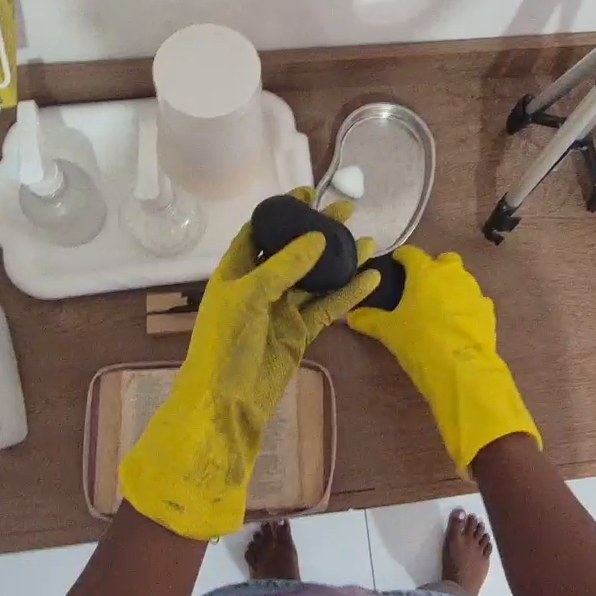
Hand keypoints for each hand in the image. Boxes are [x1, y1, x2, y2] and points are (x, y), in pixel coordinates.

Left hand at [120, 189, 379, 539]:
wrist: (226, 403)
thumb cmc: (225, 345)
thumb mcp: (249, 298)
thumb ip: (283, 266)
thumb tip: (318, 237)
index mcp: (236, 271)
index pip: (260, 231)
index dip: (282, 211)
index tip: (308, 192)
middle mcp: (260, 286)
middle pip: (294, 251)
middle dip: (319, 230)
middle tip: (348, 209)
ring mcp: (282, 310)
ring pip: (316, 279)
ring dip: (340, 261)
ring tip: (368, 239)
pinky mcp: (300, 333)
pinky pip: (327, 307)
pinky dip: (348, 293)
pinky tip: (370, 277)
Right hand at [346, 247, 540, 473]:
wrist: (459, 367)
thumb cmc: (418, 340)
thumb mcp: (389, 331)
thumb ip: (369, 319)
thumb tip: (349, 316)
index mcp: (425, 272)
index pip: (411, 253)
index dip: (402, 257)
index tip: (396, 263)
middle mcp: (452, 274)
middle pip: (443, 260)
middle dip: (433, 268)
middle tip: (421, 286)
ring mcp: (473, 290)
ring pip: (461, 280)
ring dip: (451, 287)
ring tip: (439, 307)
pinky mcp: (487, 310)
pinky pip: (474, 301)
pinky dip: (465, 307)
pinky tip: (457, 323)